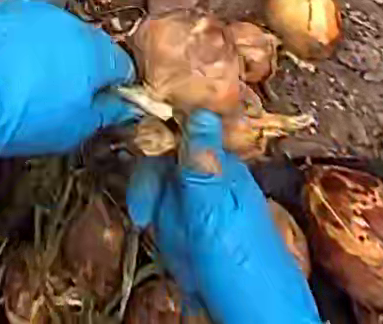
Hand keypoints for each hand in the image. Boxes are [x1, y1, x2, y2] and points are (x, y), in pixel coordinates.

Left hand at [0, 0, 137, 162]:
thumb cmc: (24, 115)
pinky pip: (33, 26)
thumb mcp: (74, 128)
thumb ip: (107, 112)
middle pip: (93, 46)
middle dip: (85, 68)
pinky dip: (30, 42)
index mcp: (96, 52)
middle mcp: (74, 23)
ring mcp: (43, 12)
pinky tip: (13, 64)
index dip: (115, 88)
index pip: (123, 66)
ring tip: (34, 80)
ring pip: (63, 34)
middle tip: (65, 96)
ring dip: (58, 53)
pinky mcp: (14, 8)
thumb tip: (124, 105)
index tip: (101, 104)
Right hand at [126, 111, 320, 323]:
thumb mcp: (218, 214)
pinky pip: (174, 233)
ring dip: (168, 235)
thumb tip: (201, 107)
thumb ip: (202, 164)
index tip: (139, 195)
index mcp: (223, 169)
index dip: (151, 160)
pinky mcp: (203, 242)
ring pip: (165, 204)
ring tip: (189, 263)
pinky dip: (175, 254)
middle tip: (156, 228)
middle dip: (156, 203)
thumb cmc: (244, 271)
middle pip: (164, 171)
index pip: (178, 138)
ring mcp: (209, 215)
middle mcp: (215, 185)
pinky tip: (191, 276)